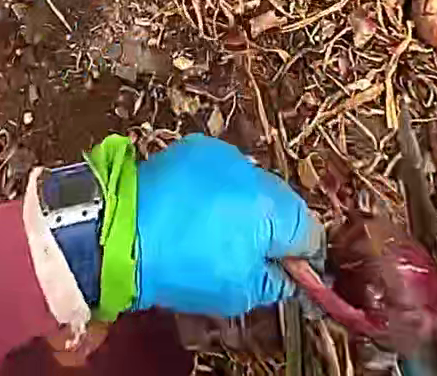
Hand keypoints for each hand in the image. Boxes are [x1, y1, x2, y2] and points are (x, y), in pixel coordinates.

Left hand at [133, 135, 323, 316]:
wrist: (127, 227)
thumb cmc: (186, 265)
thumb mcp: (239, 291)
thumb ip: (276, 280)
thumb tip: (294, 275)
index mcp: (271, 208)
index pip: (309, 229)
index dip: (303, 254)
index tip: (289, 271)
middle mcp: (255, 171)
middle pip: (282, 202)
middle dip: (274, 226)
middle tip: (250, 253)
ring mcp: (226, 154)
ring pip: (253, 182)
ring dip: (247, 204)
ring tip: (220, 229)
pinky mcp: (200, 146)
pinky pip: (224, 169)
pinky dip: (220, 186)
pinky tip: (200, 207)